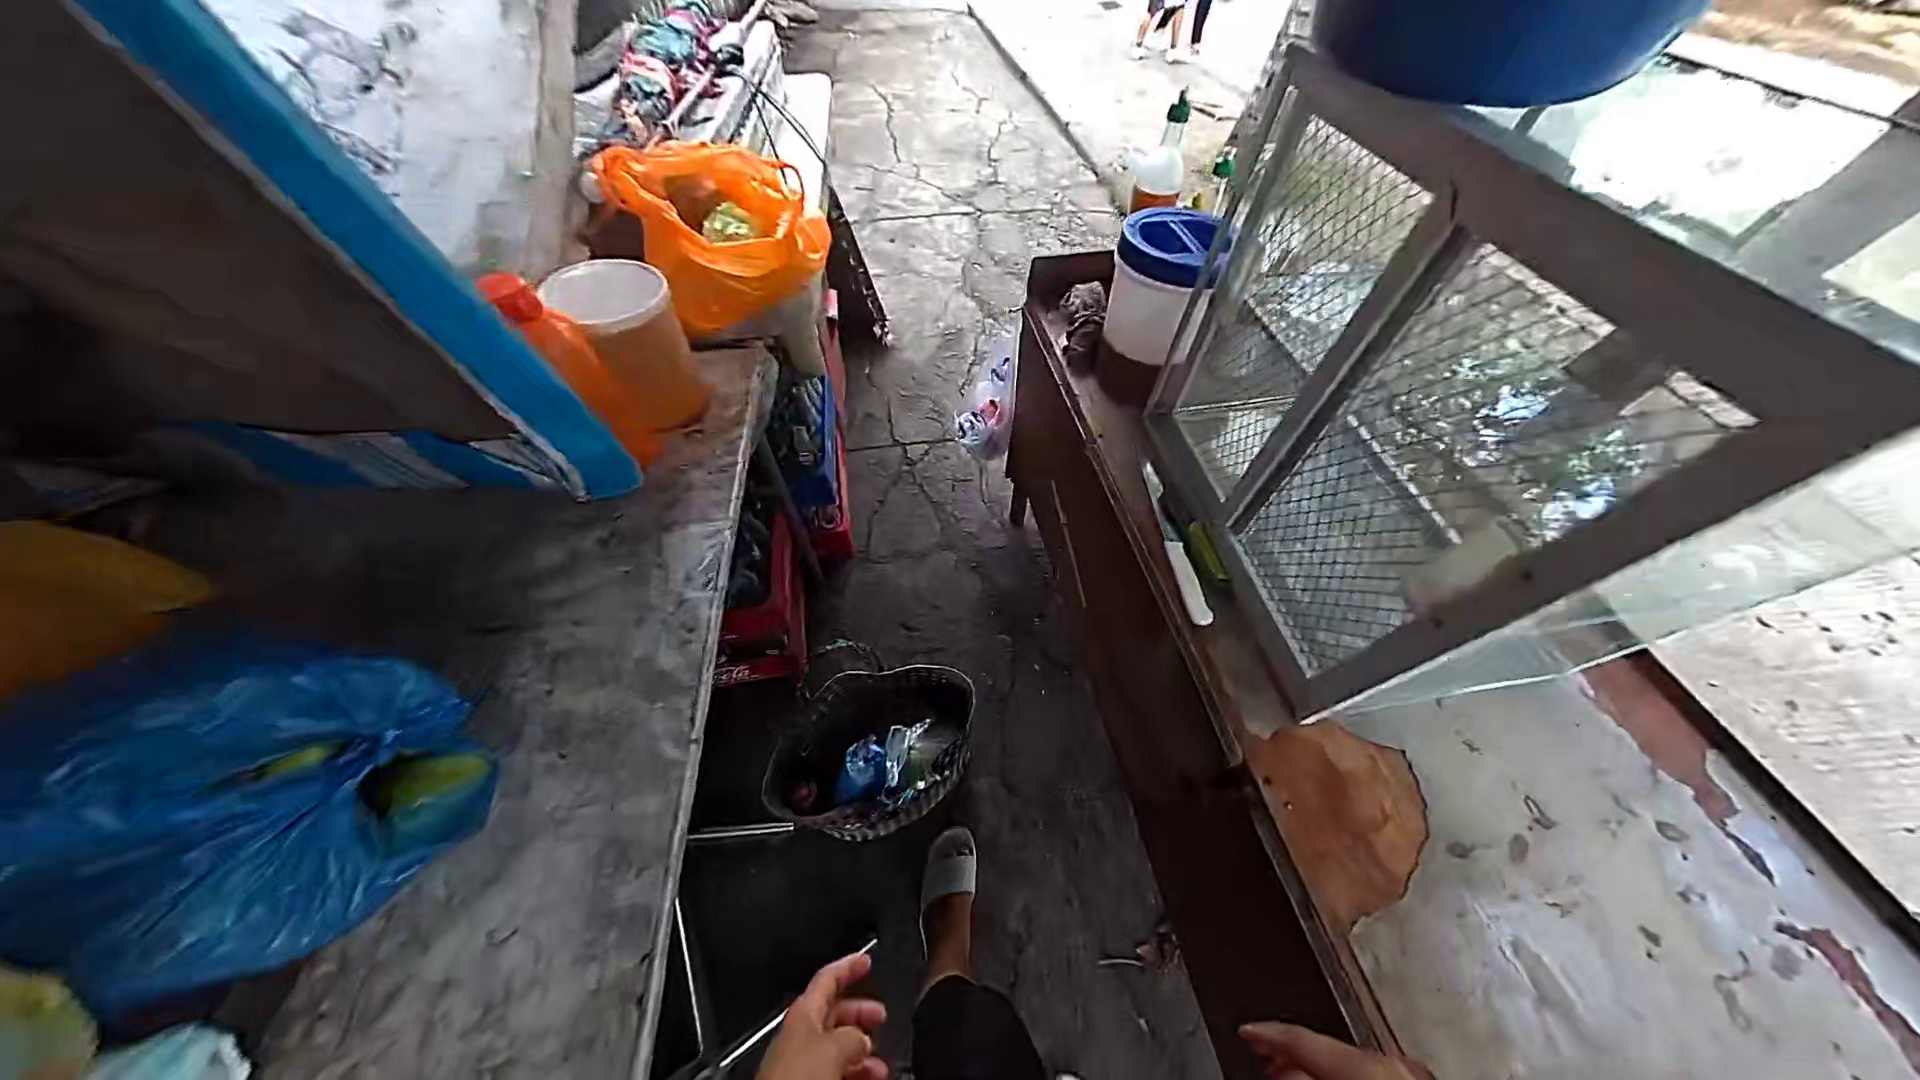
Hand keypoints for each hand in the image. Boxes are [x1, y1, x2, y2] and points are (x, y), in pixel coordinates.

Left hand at [756, 952, 888, 1079]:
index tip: (865, 960)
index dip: (848, 966)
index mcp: (804, 1013)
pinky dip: (852, 1071)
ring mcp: (800, 1062)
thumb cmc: (797, 1077)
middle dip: (860, 1013)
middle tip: (881, 1016)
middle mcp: (800, 1034)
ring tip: (878, 1065)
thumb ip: (854, 1035)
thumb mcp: (834, 1047)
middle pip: (835, 1012)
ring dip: (860, 1052)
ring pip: (836, 1046)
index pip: (828, 978)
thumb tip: (863, 1038)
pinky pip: (832, 1069)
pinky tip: (866, 1077)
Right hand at [1240, 1023, 1434, 1079]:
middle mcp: (1398, 1064)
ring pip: (1353, 1064)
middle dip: (1293, 1056)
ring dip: (1320, 1070)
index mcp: (1373, 1066)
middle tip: (1265, 1062)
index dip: (1267, 1034)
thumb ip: (1299, 1079)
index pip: (1304, 1037)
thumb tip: (1277, 1067)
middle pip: (1327, 1047)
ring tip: (1296, 1076)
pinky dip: (1348, 1079)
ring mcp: (1418, 1078)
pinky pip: (1377, 1075)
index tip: (1246, 1032)